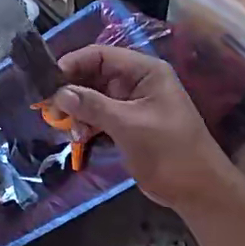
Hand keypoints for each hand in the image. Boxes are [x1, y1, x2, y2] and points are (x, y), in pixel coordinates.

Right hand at [50, 45, 237, 209]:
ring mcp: (132, 105)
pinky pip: (99, 116)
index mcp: (145, 72)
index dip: (73, 63)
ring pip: (94, 97)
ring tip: (63, 126)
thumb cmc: (169, 151)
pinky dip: (86, 123)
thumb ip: (93, 106)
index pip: (102, 55)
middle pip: (95, 75)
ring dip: (77, 109)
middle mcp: (138, 82)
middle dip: (71, 89)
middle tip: (48, 107)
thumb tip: (59, 93)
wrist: (197, 189)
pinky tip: (75, 135)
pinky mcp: (128, 126)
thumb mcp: (129, 125)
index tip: (47, 81)